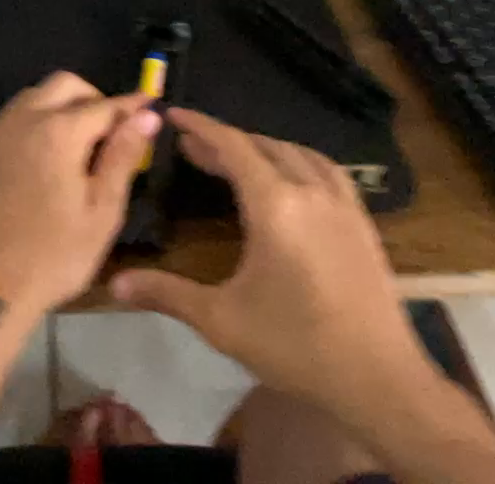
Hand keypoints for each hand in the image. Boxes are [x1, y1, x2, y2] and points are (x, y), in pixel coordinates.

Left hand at [0, 73, 159, 319]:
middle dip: (93, 96)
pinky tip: (44, 160)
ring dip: (60, 106)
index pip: (104, 105)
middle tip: (111, 129)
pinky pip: (11, 122)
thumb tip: (146, 114)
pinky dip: (34, 124)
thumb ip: (122, 156)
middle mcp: (22, 122)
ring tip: (79, 144)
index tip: (150, 103)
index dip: (130, 105)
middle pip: (62, 85)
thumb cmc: (53, 257)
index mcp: (57, 132)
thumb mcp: (101, 211)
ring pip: (32, 98)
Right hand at [109, 109, 432, 415]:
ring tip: (235, 159)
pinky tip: (291, 179)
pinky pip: (325, 170)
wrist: (379, 379)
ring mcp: (342, 204)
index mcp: (274, 205)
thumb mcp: (221, 320)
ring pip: (296, 154)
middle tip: (191, 147)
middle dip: (225, 141)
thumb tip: (115, 284)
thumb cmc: (295, 346)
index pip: (233, 146)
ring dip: (262, 148)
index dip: (201, 127)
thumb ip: (168, 294)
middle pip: (263, 146)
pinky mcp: (361, 221)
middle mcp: (310, 191)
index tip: (174, 115)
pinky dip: (297, 160)